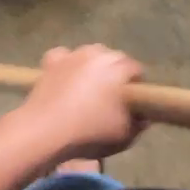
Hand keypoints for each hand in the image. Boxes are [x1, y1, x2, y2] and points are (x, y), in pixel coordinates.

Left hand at [14, 45, 144, 163]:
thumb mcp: (125, 136)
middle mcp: (99, 53)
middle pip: (114, 59)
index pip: (136, 70)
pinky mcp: (53, 60)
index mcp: (120, 67)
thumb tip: (143, 115)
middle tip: (110, 99)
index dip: (136, 87)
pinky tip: (65, 78)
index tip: (133, 104)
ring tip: (87, 90)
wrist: (46, 130)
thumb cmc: (90, 133)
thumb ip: (139, 123)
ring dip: (92, 68)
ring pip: (90, 55)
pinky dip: (67, 65)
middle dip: (115, 74)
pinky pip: (64, 57)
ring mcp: (74, 54)